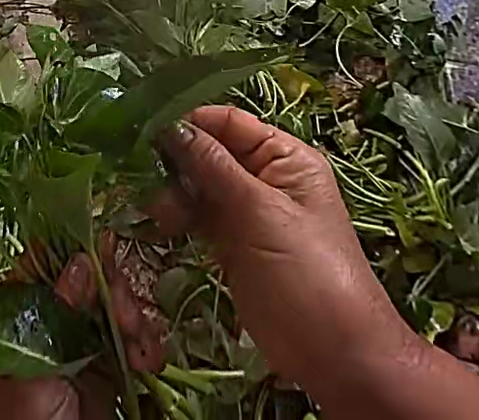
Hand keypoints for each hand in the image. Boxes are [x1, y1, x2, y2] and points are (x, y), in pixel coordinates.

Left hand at [0, 234, 162, 419]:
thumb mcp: (39, 366)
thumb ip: (59, 310)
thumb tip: (80, 259)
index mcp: (29, 309)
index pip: (49, 259)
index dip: (76, 246)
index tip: (102, 242)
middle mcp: (58, 315)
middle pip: (92, 275)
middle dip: (116, 290)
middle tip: (126, 317)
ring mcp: (86, 337)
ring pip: (117, 301)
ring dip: (135, 319)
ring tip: (139, 349)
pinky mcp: (112, 361)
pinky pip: (135, 335)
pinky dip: (147, 344)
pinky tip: (148, 363)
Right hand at [148, 106, 478, 419]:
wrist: (335, 358)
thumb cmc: (307, 271)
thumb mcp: (261, 211)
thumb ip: (214, 167)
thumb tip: (170, 127)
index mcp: (283, 156)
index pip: (229, 122)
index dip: (191, 121)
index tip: (148, 129)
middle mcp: (263, 175)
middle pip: (210, 150)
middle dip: (177, 157)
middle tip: (143, 171)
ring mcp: (246, 209)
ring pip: (198, 182)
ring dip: (173, 188)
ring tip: (155, 206)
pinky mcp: (230, 240)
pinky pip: (198, 213)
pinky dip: (178, 213)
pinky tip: (160, 220)